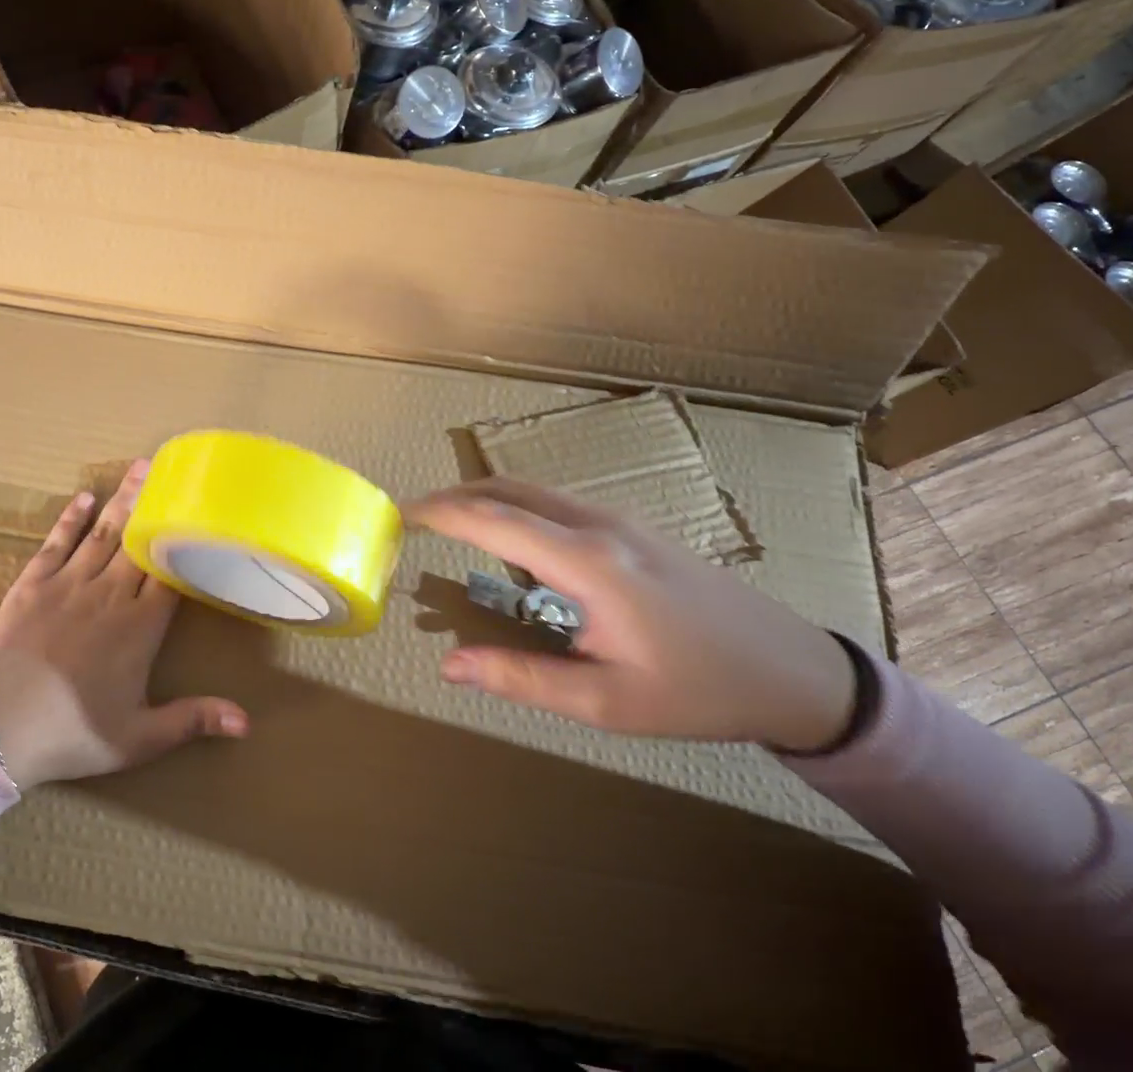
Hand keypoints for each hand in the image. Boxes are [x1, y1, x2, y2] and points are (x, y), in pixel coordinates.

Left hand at [0, 459, 248, 787]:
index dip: (187, 543)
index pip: (171, 574)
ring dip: (122, 500)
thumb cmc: (73, 734)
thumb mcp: (139, 738)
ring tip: (140, 469)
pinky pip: (56, 542)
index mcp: (140, 628)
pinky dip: (70, 519)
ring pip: (103, 534)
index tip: (203, 514)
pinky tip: (83, 498)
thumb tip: (248, 721)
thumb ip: (193, 720)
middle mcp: (109, 595)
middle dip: (158, 505)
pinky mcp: (32, 584)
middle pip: (139, 542)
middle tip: (173, 469)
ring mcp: (68, 585)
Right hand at [405, 478, 857, 752]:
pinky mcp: (635, 531)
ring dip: (486, 500)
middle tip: (412, 517)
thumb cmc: (697, 691)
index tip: (398, 514)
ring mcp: (623, 523)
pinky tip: (508, 541)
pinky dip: (516, 509)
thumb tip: (449, 664)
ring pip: (535, 492)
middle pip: (511, 490)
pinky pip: (558, 505)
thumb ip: (521, 678)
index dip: (440, 512)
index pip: (495, 520)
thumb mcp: (604, 702)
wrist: (793, 671)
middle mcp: (601, 528)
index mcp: (589, 565)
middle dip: (455, 497)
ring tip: (448, 527)